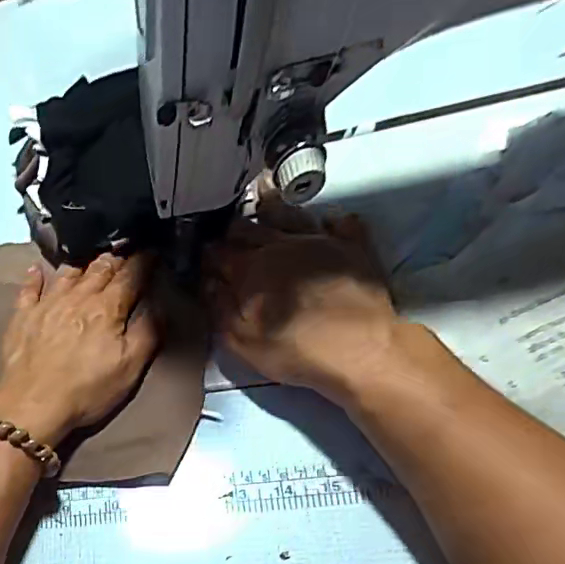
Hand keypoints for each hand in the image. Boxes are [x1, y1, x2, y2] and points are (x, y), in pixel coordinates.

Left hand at [0, 252, 158, 446]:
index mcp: (108, 308)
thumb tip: (158, 305)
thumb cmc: (86, 391)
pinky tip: (37, 270)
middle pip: (100, 268)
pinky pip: (29, 288)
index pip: (131, 275)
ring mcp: (47, 304)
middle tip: (124, 253)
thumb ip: (148, 333)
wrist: (33, 405)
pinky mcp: (23, 317)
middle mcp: (77, 297)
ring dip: (82, 263)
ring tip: (90, 259)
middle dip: (115, 258)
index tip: (153, 251)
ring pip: (68, 272)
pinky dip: (35, 276)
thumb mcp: (130, 368)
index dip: (145, 261)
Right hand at [207, 216, 441, 406]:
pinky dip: (325, 219)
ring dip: (272, 213)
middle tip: (228, 243)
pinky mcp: (352, 244)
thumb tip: (208, 283)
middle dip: (233, 233)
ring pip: (288, 213)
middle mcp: (281, 243)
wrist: (361, 349)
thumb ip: (220, 309)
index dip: (207, 257)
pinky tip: (321, 224)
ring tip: (264, 213)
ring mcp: (320, 238)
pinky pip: (337, 219)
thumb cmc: (295, 350)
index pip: (218, 252)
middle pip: (248, 227)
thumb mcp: (244, 342)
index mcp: (250, 268)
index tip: (203, 264)